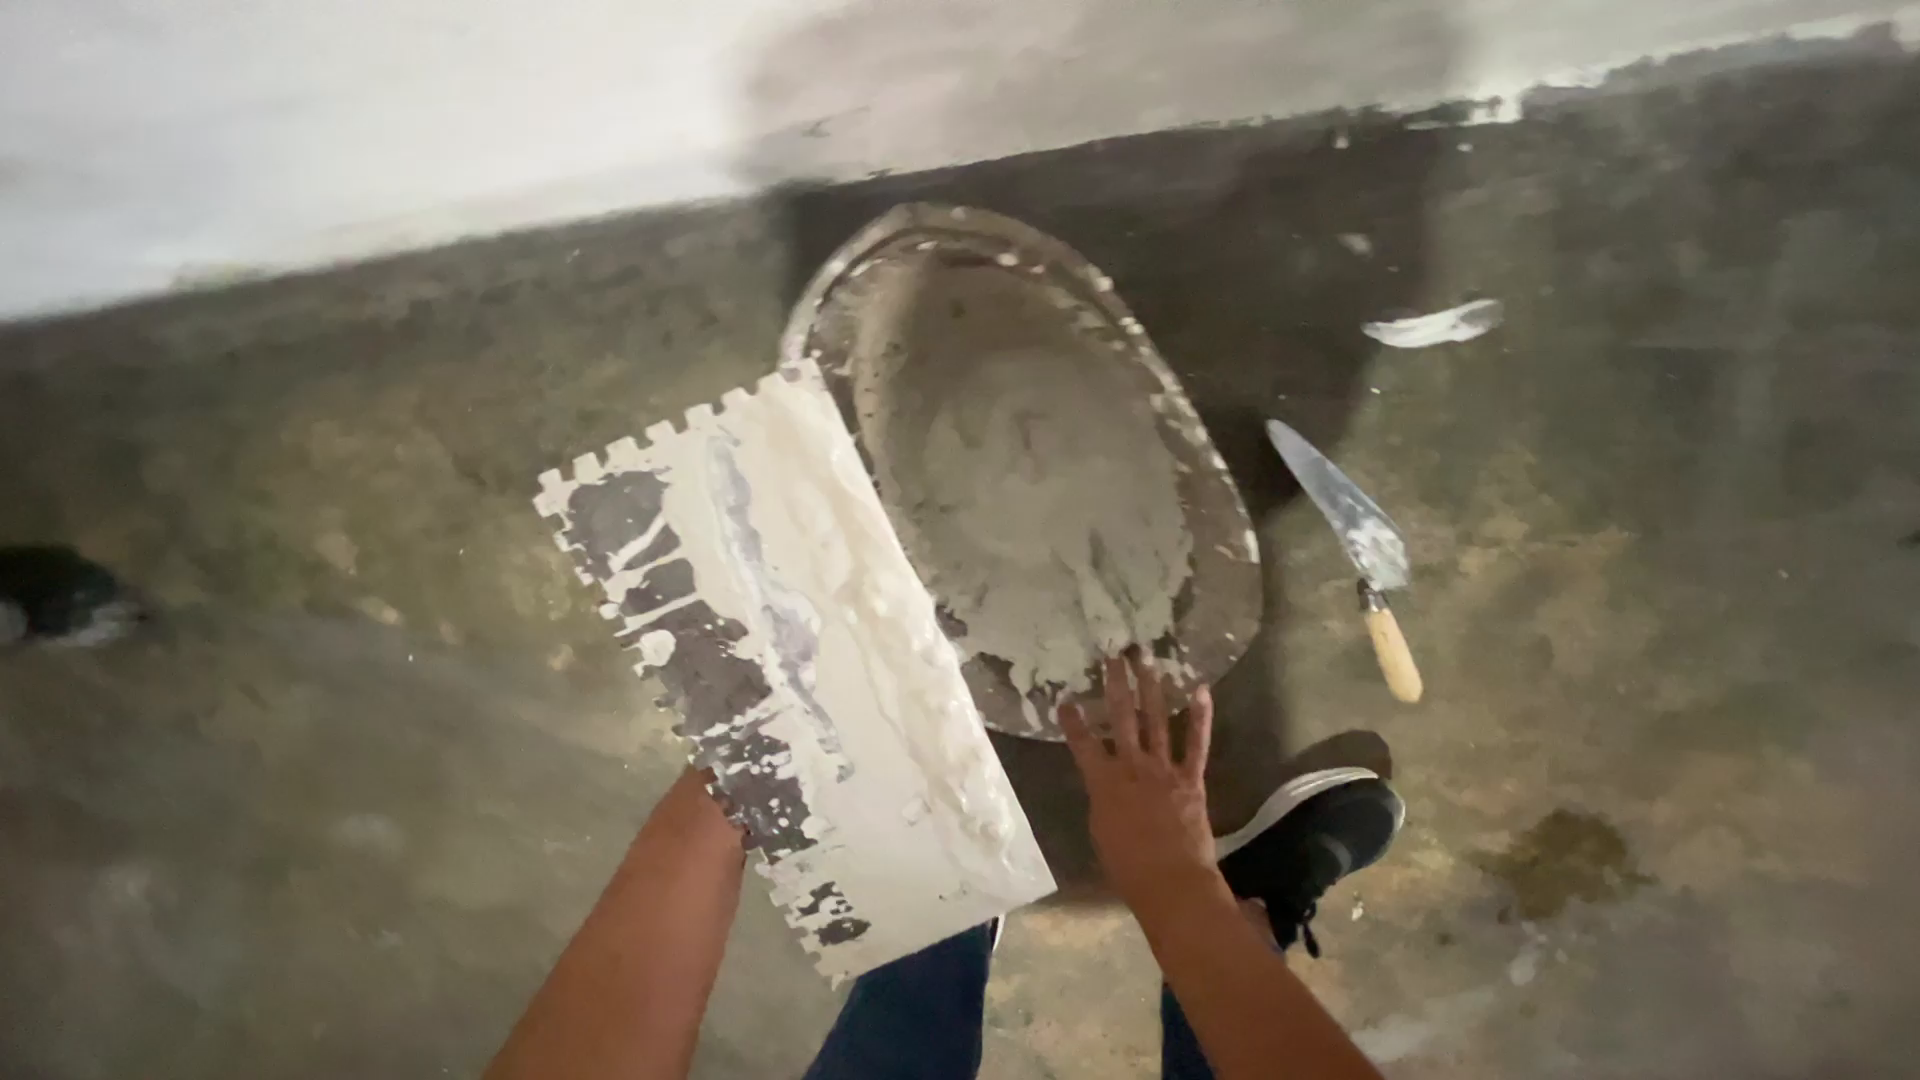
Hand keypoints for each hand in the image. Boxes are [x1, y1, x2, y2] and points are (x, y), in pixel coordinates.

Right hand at [1060, 650, 1217, 911]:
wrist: (1171, 882)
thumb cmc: (1127, 866)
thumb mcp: (1101, 831)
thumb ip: (1103, 800)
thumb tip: (1107, 785)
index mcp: (1103, 782)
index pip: (1082, 744)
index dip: (1072, 721)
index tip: (1066, 700)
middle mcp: (1132, 766)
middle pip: (1122, 716)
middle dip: (1116, 683)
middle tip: (1114, 655)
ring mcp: (1163, 769)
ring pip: (1156, 719)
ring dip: (1151, 687)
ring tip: (1147, 660)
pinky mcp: (1191, 778)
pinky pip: (1196, 743)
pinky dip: (1200, 716)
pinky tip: (1200, 689)